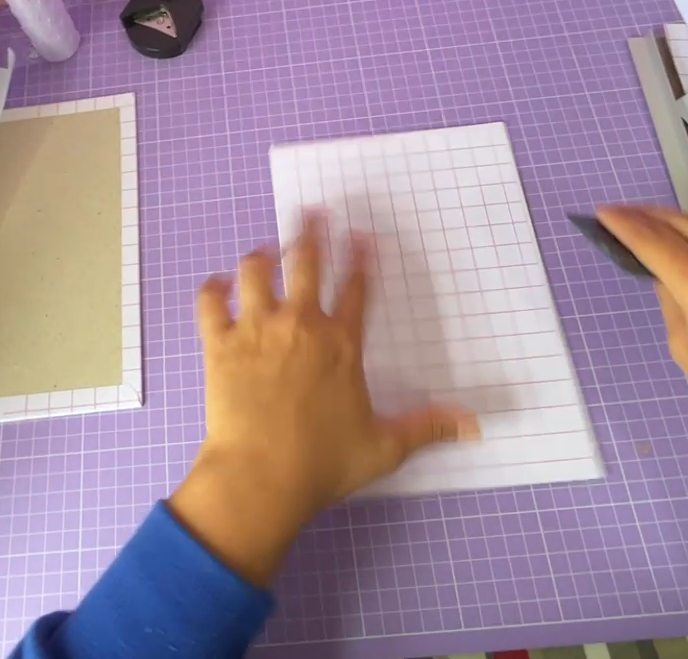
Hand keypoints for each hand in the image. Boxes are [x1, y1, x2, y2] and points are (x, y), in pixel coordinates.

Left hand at [168, 211, 478, 583]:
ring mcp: (256, 328)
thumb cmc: (323, 461)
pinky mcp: (219, 342)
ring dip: (260, 257)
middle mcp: (299, 322)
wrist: (260, 476)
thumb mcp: (384, 447)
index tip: (362, 234)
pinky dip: (212, 289)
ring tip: (264, 252)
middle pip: (304, 261)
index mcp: (340, 342)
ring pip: (254, 270)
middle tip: (312, 211)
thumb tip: (477, 425)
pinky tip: (217, 284)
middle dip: (311, 231)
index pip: (355, 287)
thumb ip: (428, 427)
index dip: (360, 257)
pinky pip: (210, 302)